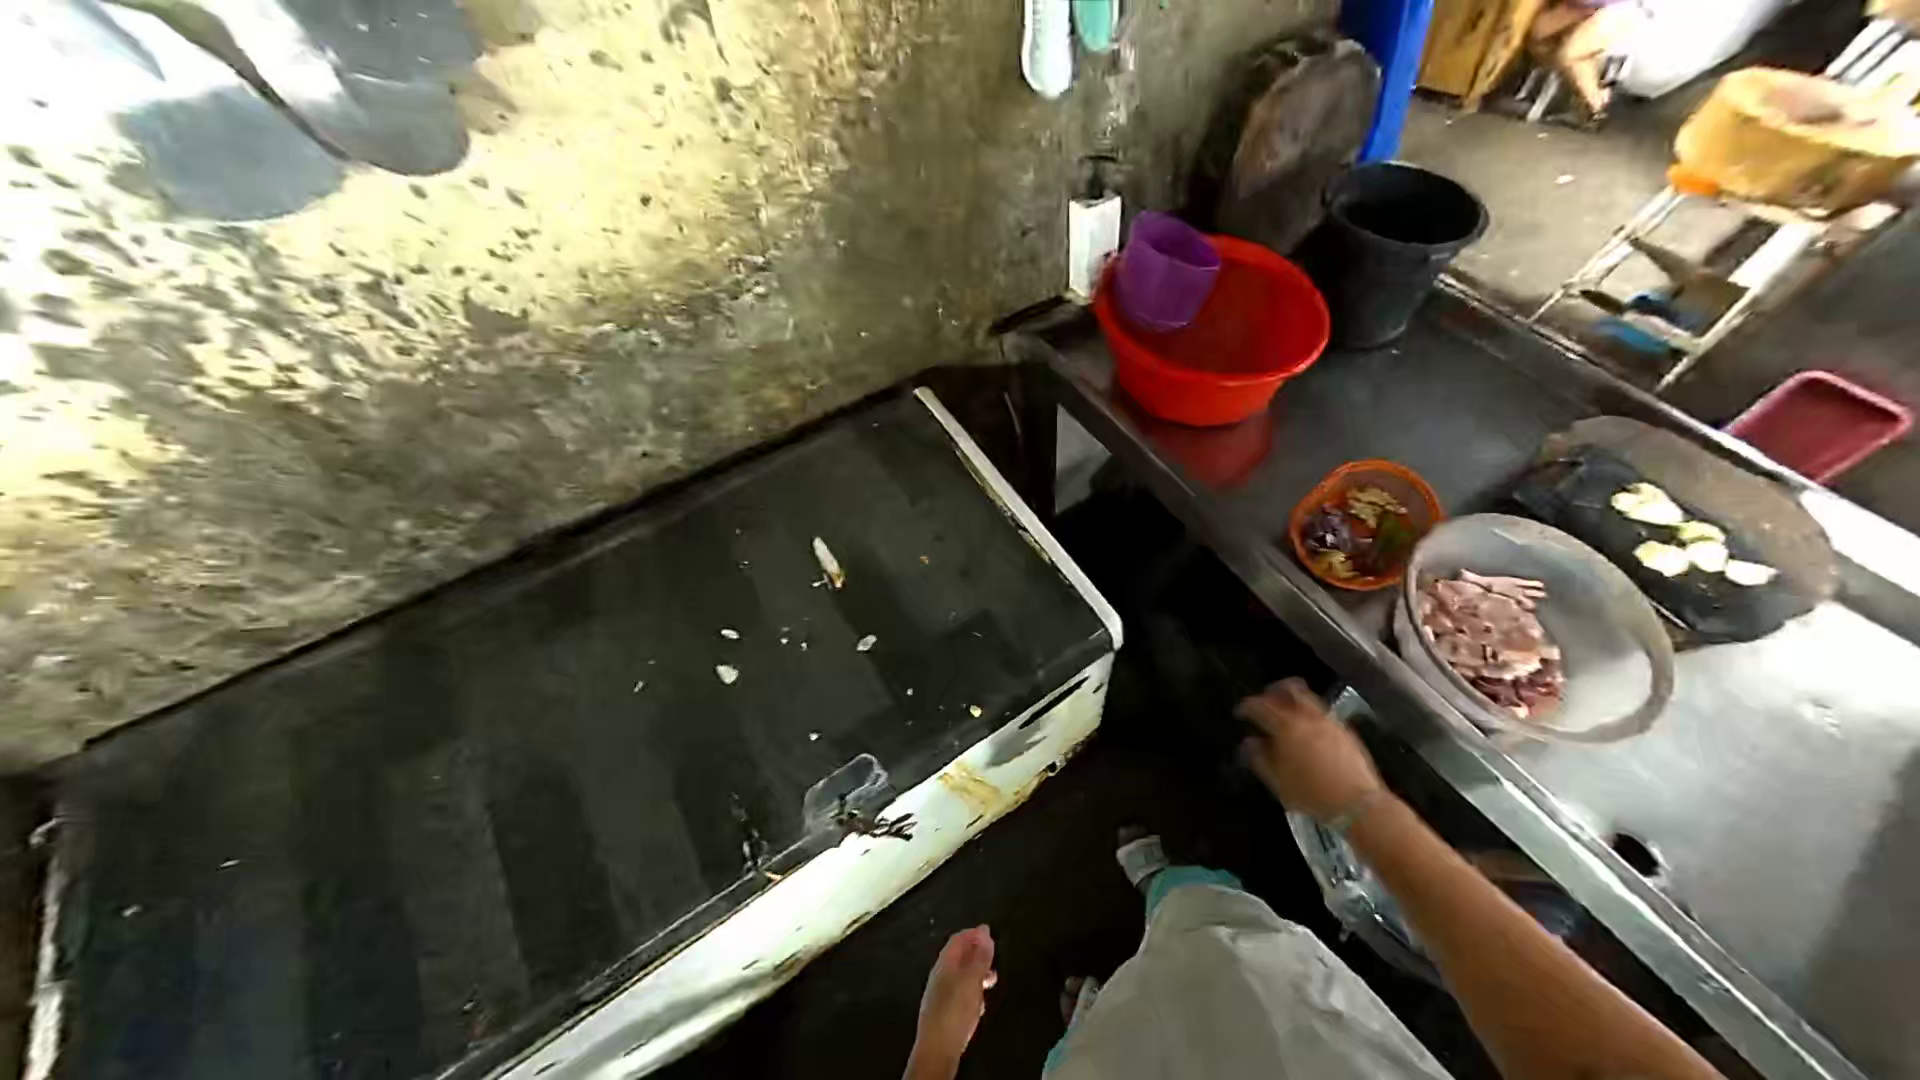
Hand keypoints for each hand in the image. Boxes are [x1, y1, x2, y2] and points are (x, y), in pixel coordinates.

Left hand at [907, 926, 996, 1078]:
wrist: (937, 1050)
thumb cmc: (955, 1009)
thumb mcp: (972, 980)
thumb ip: (979, 957)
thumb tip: (985, 932)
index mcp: (944, 963)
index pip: (957, 939)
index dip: (973, 933)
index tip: (988, 931)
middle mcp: (940, 975)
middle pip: (958, 957)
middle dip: (976, 953)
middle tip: (993, 955)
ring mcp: (940, 995)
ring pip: (960, 976)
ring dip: (976, 974)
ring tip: (992, 979)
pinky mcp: (944, 1013)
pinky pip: (959, 994)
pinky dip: (972, 991)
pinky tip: (980, 1003)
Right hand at [1236, 678, 1384, 821]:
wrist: (1358, 805)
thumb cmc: (1311, 794)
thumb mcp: (1276, 780)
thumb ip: (1259, 757)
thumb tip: (1250, 742)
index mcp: (1286, 726)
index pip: (1260, 706)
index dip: (1246, 706)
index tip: (1241, 713)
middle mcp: (1307, 717)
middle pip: (1289, 688)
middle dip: (1273, 690)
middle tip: (1265, 699)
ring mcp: (1329, 722)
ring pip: (1309, 698)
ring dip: (1294, 699)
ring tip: (1286, 711)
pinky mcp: (1346, 731)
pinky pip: (1323, 712)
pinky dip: (1311, 712)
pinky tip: (1308, 727)